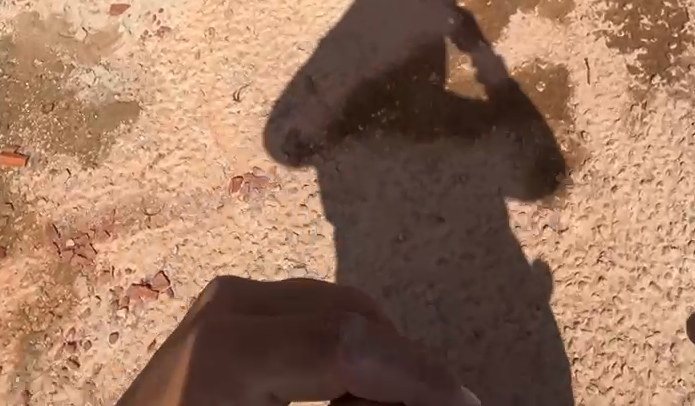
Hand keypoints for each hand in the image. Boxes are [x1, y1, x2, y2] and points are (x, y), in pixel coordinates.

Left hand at [117, 276, 479, 405]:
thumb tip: (413, 398)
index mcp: (228, 353)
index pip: (344, 346)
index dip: (414, 375)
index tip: (467, 402)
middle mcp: (230, 306)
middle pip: (348, 317)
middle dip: (402, 367)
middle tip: (440, 405)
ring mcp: (227, 299)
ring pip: (337, 307)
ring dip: (376, 356)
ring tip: (397, 403)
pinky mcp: (230, 305)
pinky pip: (310, 311)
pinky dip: (344, 347)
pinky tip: (352, 390)